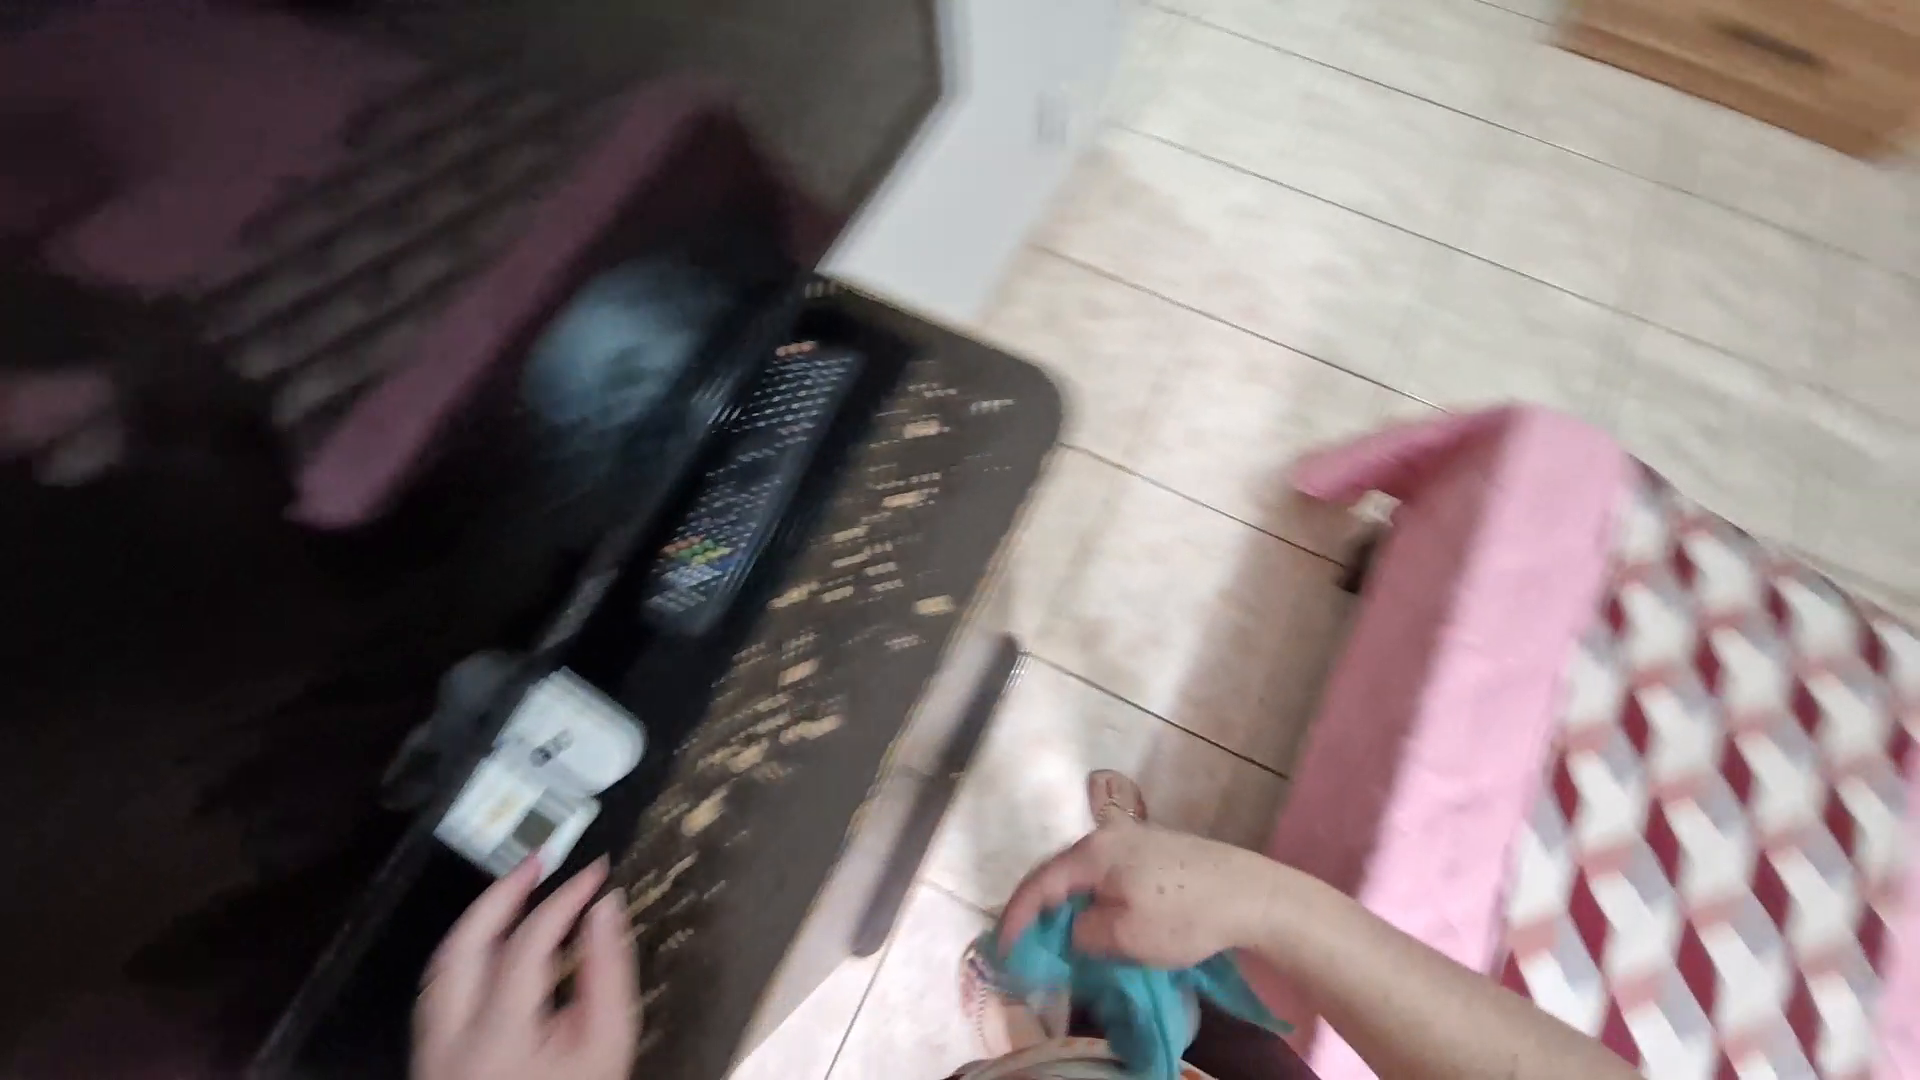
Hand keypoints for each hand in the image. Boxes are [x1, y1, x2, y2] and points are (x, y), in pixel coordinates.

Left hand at [413, 857, 637, 1079]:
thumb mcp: (609, 1044)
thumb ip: (609, 971)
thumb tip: (606, 907)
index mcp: (498, 1037)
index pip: (527, 944)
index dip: (563, 898)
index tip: (596, 873)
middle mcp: (451, 1043)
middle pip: (460, 948)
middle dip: (501, 894)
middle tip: (541, 860)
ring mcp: (433, 1056)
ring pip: (440, 969)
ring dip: (478, 920)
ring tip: (519, 890)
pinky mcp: (433, 1063)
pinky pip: (441, 990)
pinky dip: (470, 952)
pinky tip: (499, 941)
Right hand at [998, 822, 1281, 968]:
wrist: (1249, 892)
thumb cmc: (1183, 914)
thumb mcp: (1126, 937)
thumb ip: (1084, 934)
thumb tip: (1074, 930)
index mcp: (1092, 852)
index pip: (1039, 883)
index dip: (1016, 917)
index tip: (1003, 949)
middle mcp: (1105, 835)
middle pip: (1057, 871)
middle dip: (1036, 907)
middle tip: (1024, 941)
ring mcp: (1131, 838)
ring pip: (1082, 871)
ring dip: (1064, 902)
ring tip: (1055, 932)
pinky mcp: (1151, 850)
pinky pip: (1104, 872)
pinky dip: (1089, 895)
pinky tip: (1095, 914)